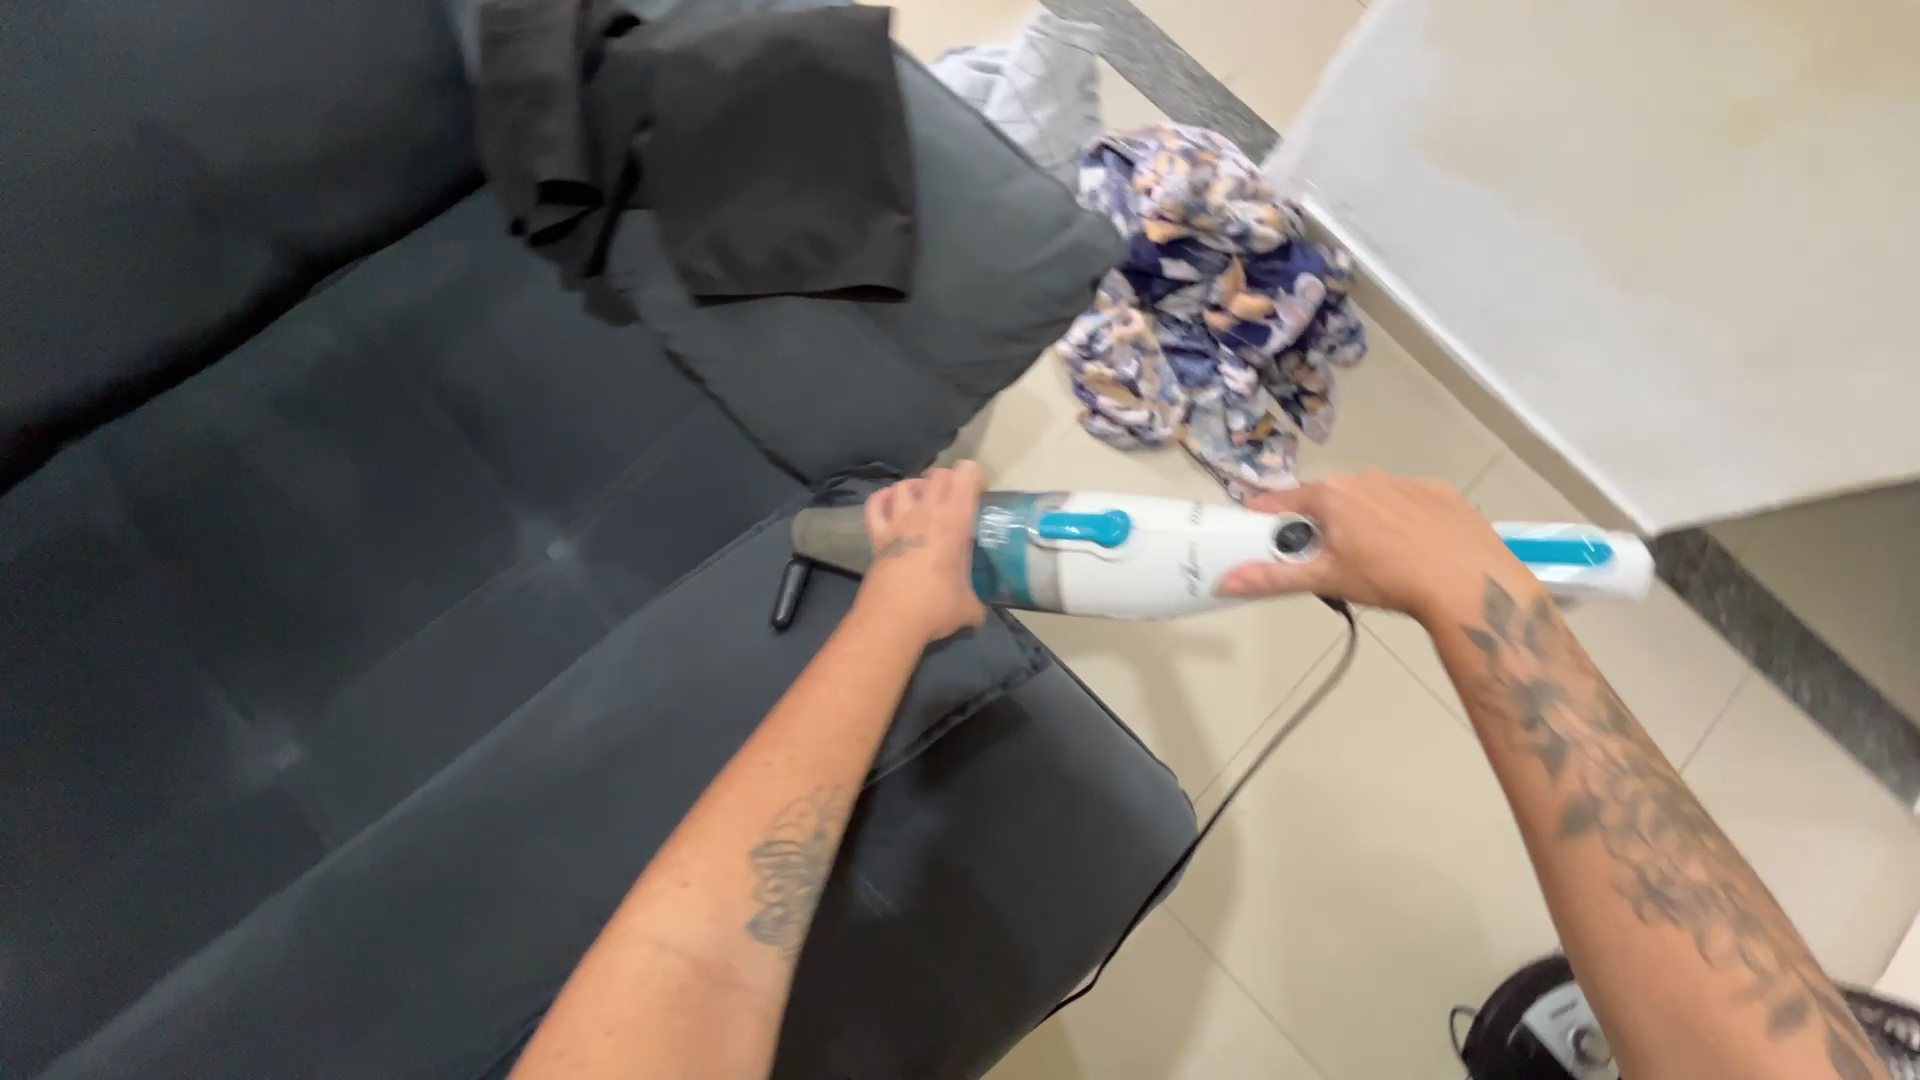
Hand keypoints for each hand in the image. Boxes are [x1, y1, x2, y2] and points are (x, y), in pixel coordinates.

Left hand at [855, 461, 989, 645]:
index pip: (966, 474)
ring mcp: (897, 521)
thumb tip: (978, 612)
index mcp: (954, 520)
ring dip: (918, 488)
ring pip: (905, 484)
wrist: (892, 620)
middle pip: (938, 474)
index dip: (976, 478)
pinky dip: (883, 500)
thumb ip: (976, 603)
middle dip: (951, 481)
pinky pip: (875, 505)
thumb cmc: (936, 608)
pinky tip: (890, 506)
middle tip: (957, 502)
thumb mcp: (969, 607)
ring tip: (924, 503)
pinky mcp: (876, 535)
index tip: (981, 497)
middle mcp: (925, 512)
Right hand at [1215, 469, 1533, 625]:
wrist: (1470, 584)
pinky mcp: (1440, 492)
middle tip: (1323, 559)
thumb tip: (1224, 581)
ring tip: (1370, 557)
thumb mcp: (1325, 580)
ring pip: (1365, 498)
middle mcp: (1363, 477)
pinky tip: (1410, 547)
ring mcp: (1405, 481)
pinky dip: (1397, 519)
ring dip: (1356, 519)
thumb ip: (1272, 578)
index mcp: (1330, 495)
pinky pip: (1405, 501)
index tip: (1260, 537)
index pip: (1280, 501)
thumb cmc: (1388, 579)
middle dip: (1315, 524)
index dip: (1265, 519)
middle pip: (1323, 499)